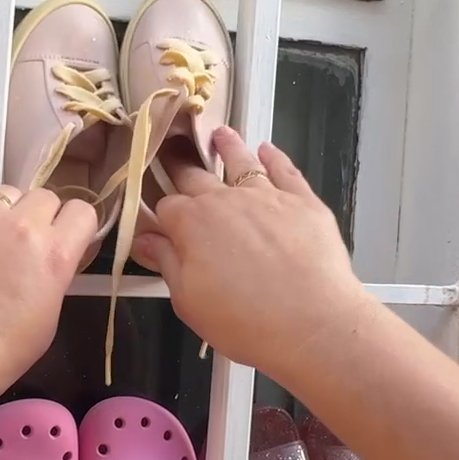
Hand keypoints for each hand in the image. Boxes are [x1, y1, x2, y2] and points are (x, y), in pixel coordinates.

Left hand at [0, 186, 97, 410]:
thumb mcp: (48, 318)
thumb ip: (55, 275)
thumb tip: (53, 258)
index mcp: (51, 253)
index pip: (81, 211)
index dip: (76, 226)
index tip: (68, 238)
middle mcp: (17, 227)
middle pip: (43, 196)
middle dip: (42, 218)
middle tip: (29, 246)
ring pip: (3, 198)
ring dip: (6, 217)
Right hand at [131, 129, 372, 384]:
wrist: (313, 325)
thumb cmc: (245, 321)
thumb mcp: (188, 300)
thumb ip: (166, 263)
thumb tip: (145, 240)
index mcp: (191, 224)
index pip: (166, 205)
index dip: (159, 208)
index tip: (157, 209)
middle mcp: (225, 200)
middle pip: (195, 174)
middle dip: (180, 163)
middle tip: (171, 150)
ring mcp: (266, 196)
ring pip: (241, 161)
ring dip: (228, 146)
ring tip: (220, 134)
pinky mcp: (303, 201)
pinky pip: (285, 170)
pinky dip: (275, 158)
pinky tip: (268, 150)